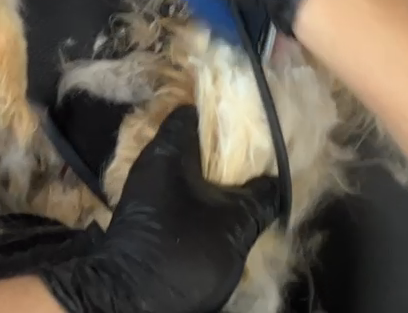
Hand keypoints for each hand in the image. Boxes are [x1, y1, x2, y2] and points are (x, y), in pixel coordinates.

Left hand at [39, 106, 277, 312]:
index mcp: (167, 151)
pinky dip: (199, 200)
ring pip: (186, 172)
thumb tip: (276, 183)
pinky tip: (223, 215)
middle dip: (222, 152)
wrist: (130, 302)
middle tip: (254, 162)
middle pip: (190, 144)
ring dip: (212, 181)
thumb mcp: (231, 227)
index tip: (247, 126)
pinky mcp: (146, 219)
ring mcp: (146, 193)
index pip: (190, 113)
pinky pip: (178, 195)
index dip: (219, 116)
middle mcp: (151, 164)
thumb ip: (258, 199)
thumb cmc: (181, 252)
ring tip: (245, 190)